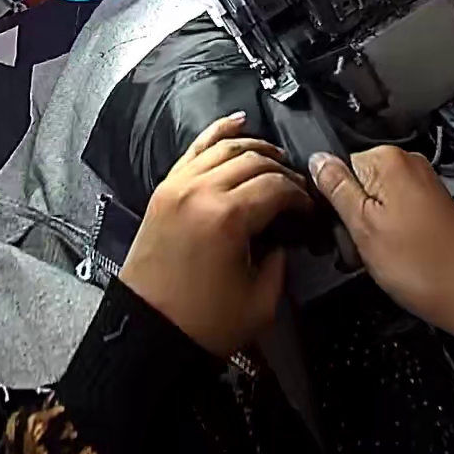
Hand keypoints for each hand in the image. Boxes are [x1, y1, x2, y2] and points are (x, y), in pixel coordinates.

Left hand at [119, 113, 312, 356]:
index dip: (299, 194)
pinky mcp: (166, 187)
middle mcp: (201, 190)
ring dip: (255, 147)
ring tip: (275, 157)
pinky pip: (195, 148)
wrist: (146, 330)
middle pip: (253, 160)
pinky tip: (237, 122)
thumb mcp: (260, 300)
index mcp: (226, 217)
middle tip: (295, 188)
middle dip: (282, 171)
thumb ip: (280, 260)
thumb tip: (283, 235)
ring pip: (225, 147)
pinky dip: (217, 131)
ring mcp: (179, 184)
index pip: (276, 186)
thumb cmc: (201, 322)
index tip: (308, 207)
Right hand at [311, 147, 453, 357]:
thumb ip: (335, 188)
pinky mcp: (428, 205)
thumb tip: (317, 160)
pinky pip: (392, 211)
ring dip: (366, 229)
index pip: (336, 167)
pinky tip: (393, 257)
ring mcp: (420, 184)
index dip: (333, 201)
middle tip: (360, 247)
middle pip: (354, 183)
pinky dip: (386, 233)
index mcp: (387, 159)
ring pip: (371, 201)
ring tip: (378, 257)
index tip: (341, 227)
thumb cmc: (424, 266)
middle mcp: (406, 164)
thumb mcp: (362, 226)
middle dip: (350, 217)